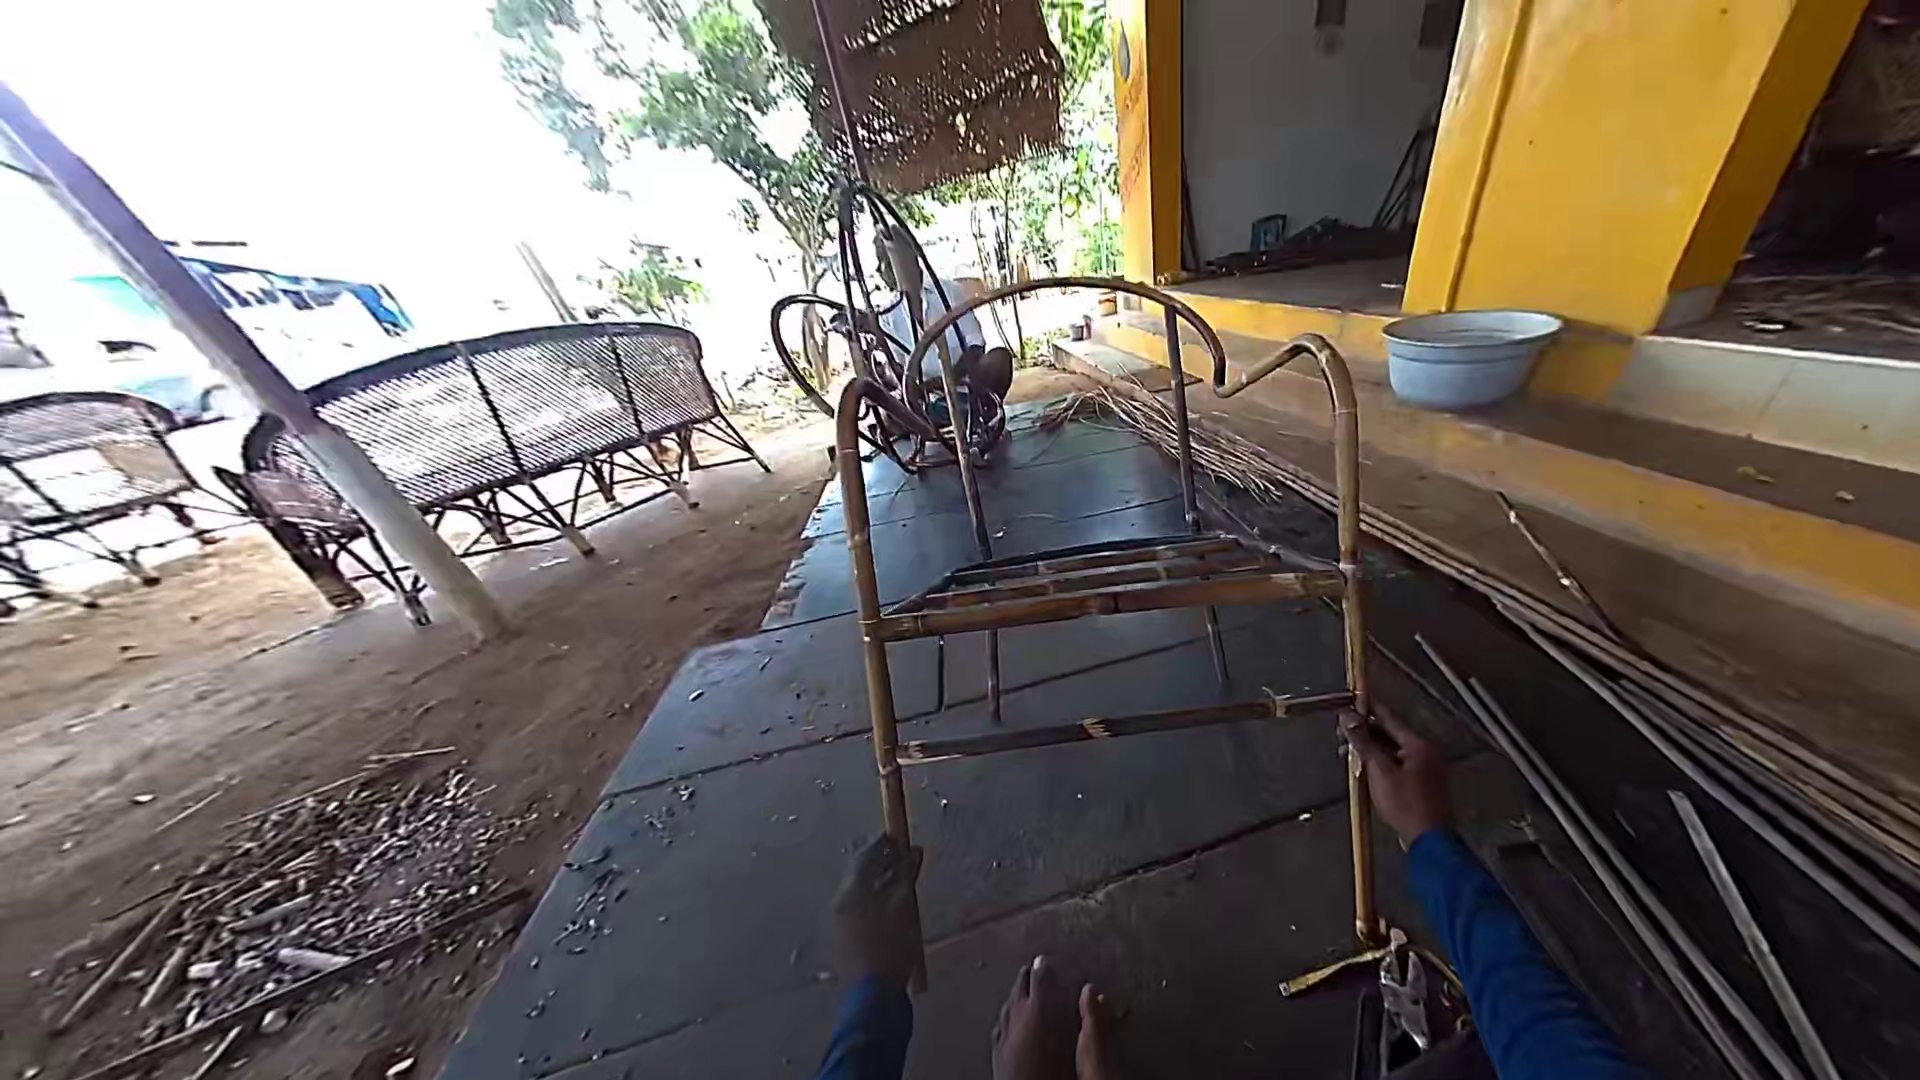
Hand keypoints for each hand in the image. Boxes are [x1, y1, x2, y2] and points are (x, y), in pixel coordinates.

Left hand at [831, 834, 924, 983]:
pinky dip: (872, 900)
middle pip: (859, 873)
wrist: (874, 1000)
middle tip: (901, 856)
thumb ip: (907, 874)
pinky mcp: (843, 940)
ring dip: (877, 882)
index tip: (897, 836)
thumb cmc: (891, 946)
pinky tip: (889, 904)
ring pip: (858, 892)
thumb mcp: (904, 906)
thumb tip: (914, 850)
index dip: (881, 843)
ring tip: (899, 879)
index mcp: (849, 892)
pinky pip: (857, 908)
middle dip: (880, 862)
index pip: (863, 856)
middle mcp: (838, 904)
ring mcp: (837, 924)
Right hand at [1341, 707, 1449, 842]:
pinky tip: (1361, 765)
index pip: (1387, 717)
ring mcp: (1423, 766)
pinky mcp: (1419, 779)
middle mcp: (1424, 751)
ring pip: (1389, 747)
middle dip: (1362, 731)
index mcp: (1418, 745)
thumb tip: (1347, 717)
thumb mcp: (1378, 769)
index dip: (1366, 707)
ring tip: (1346, 752)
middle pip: (1388, 732)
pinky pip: (1394, 760)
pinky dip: (1377, 759)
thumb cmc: (1404, 803)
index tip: (1347, 699)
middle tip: (1340, 733)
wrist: (1428, 840)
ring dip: (1367, 747)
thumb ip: (1363, 741)